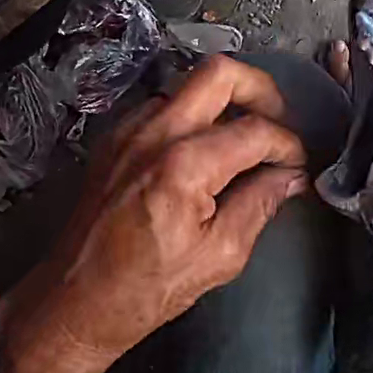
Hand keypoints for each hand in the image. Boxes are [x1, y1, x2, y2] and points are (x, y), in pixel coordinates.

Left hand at [0, 57, 307, 372]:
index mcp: (184, 166)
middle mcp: (154, 134)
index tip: (296, 164)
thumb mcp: (219, 256)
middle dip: (261, 91)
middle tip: (277, 124)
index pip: (256, 130)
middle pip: (220, 73)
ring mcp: (128, 131)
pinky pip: (162, 106)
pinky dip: (191, 116)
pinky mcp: (113, 139)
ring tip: (242, 139)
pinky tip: (201, 151)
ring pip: (188, 84)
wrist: (76, 299)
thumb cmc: (147, 288)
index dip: (288, 145)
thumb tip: (290, 177)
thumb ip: (259, 204)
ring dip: (223, 102)